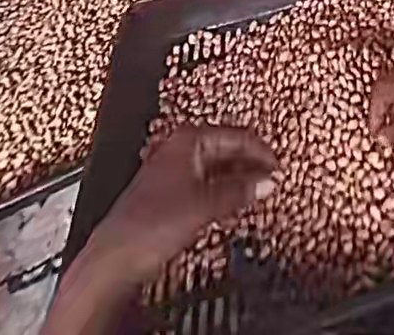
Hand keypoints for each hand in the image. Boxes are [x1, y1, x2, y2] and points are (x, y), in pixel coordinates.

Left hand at [83, 125, 277, 284]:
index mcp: (188, 139)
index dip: (260, 151)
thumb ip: (239, 191)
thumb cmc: (148, 225)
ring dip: (238, 180)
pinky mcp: (171, 191)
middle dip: (250, 165)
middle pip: (227, 149)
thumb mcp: (205, 204)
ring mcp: (174, 168)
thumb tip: (266, 182)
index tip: (278, 166)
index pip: (236, 135)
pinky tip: (234, 203)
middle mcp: (180, 147)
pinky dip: (224, 191)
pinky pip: (207, 183)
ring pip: (217, 167)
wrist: (115, 258)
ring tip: (258, 192)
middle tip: (272, 179)